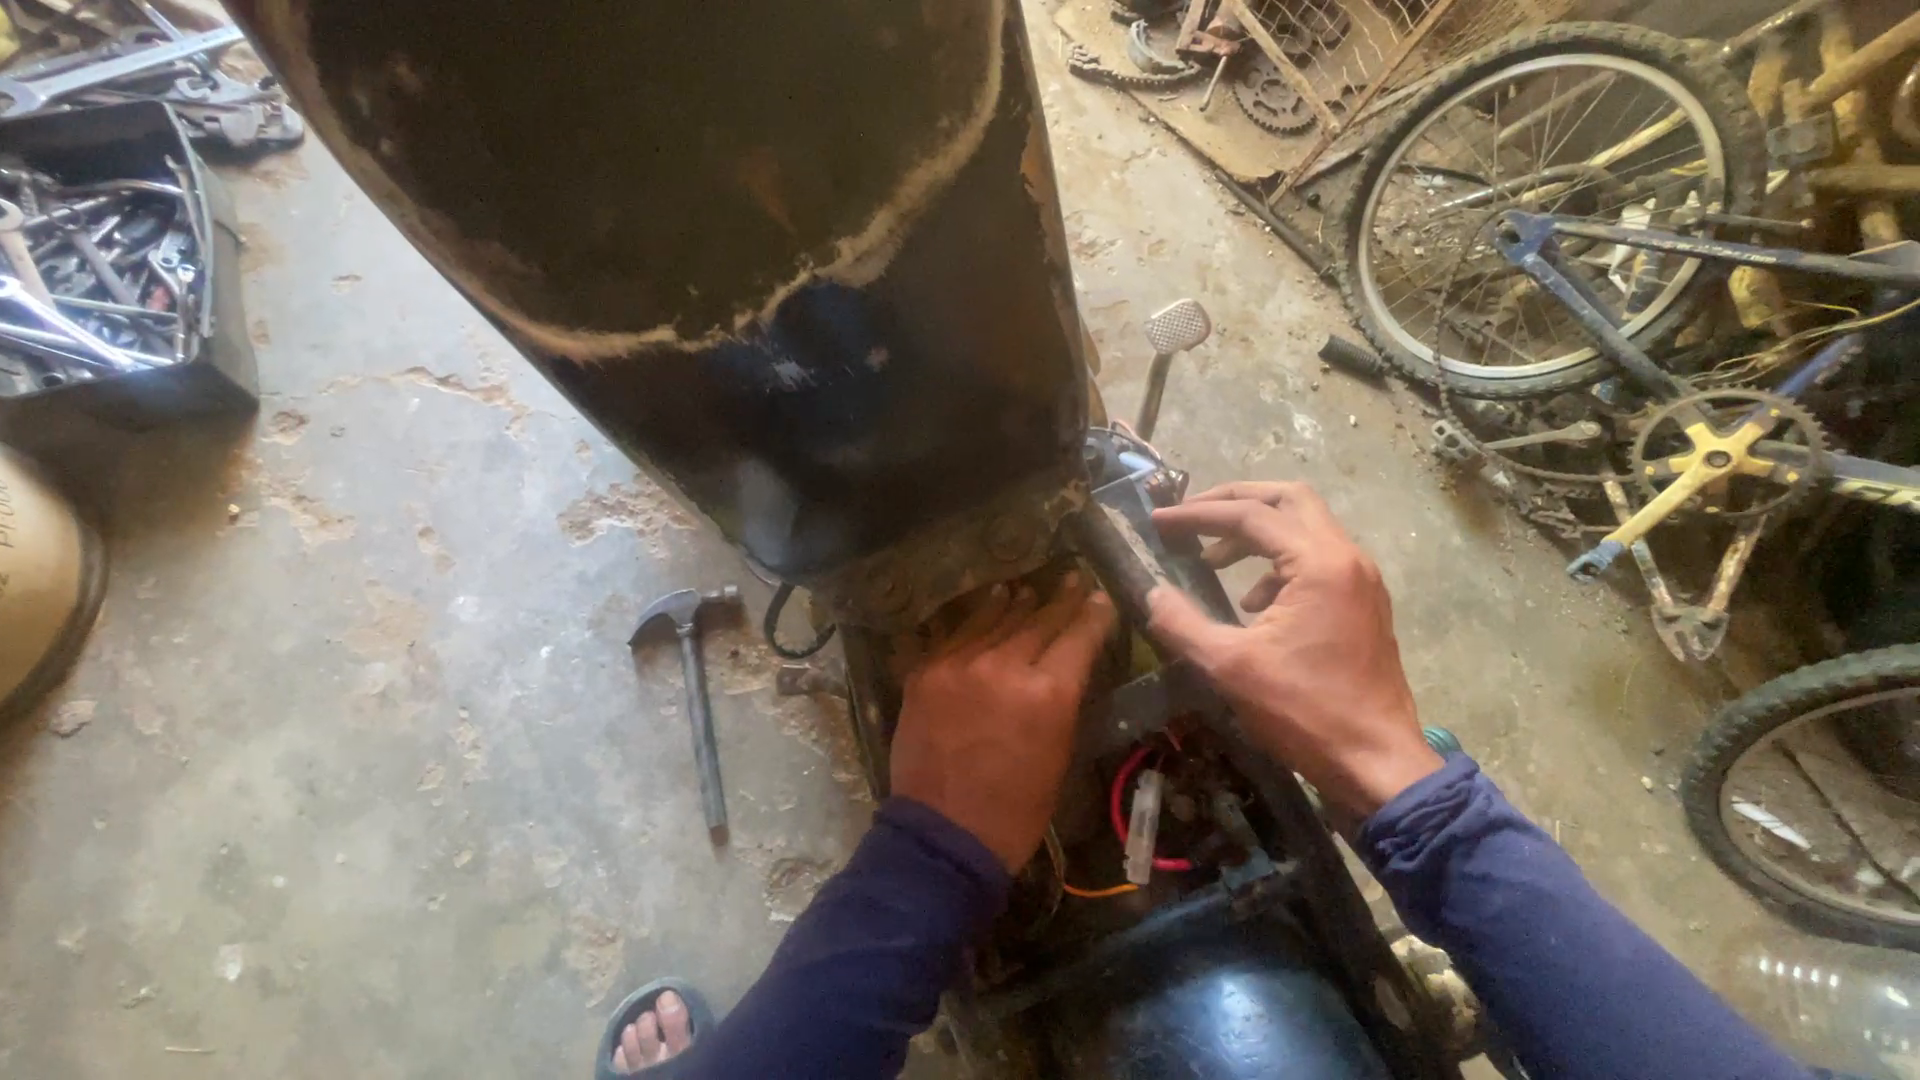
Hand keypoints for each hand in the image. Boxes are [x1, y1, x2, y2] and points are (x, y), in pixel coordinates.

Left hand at [890, 573, 1116, 870]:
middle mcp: (1003, 666)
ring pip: (994, 620)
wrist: (944, 834)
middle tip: (1073, 579)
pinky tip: (987, 606)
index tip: (1100, 597)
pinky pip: (956, 636)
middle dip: (1059, 601)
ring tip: (1027, 588)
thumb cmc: (1016, 808)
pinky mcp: (924, 672)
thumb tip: (1067, 665)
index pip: (1078, 638)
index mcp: (1047, 693)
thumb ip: (1063, 700)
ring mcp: (958, 665)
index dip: (1092, 615)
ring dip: (1015, 603)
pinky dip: (975, 620)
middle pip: (1038, 622)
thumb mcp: (1059, 753)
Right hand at [1146, 482, 1440, 818]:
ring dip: (1256, 533)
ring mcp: (1361, 580)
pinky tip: (1252, 605)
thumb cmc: (1304, 711)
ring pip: (1305, 527)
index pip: (1250, 515)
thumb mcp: (1229, 667)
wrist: (1377, 763)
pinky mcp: (1363, 602)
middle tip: (1191, 516)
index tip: (1158, 522)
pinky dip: (1277, 564)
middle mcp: (1347, 558)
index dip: (1197, 514)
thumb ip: (1182, 623)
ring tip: (1214, 561)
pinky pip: (1317, 559)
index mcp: (1319, 564)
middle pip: (1288, 500)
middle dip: (1234, 501)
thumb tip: (1151, 594)